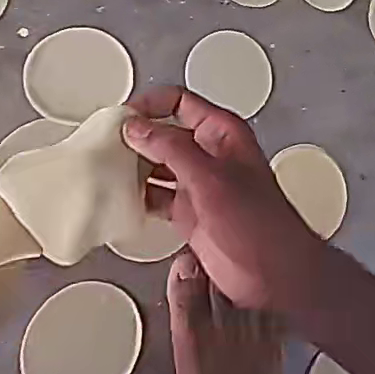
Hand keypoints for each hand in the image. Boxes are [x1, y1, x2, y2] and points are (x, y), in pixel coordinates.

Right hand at [123, 86, 328, 312]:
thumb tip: (136, 127)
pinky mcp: (189, 212)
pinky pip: (156, 196)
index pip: (180, 102)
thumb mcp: (211, 178)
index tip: (121, 117)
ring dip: (131, 168)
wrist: (272, 271)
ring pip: (156, 165)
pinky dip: (137, 196)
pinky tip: (118, 199)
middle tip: (102, 147)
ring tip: (102, 171)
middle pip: (163, 133)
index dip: (150, 105)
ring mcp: (198, 183)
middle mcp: (209, 154)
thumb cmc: (257, 221)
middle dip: (134, 138)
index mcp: (222, 134)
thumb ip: (173, 149)